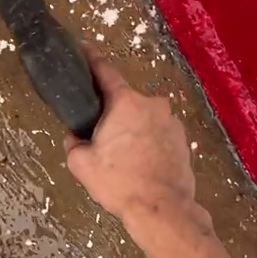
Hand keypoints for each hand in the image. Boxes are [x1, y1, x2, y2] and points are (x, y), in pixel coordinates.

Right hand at [65, 60, 196, 232]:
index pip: (105, 72)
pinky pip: (157, 136)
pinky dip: (147, 145)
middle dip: (112, 116)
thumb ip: (74, 144)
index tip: (85, 48)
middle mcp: (152, 105)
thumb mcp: (81, 164)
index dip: (92, 59)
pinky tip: (139, 166)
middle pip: (125, 102)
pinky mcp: (182, 141)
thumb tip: (76, 137)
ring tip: (121, 160)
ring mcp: (171, 122)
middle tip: (100, 140)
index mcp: (125, 103)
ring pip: (142, 120)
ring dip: (131, 132)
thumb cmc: (119, 183)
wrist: (161, 208)